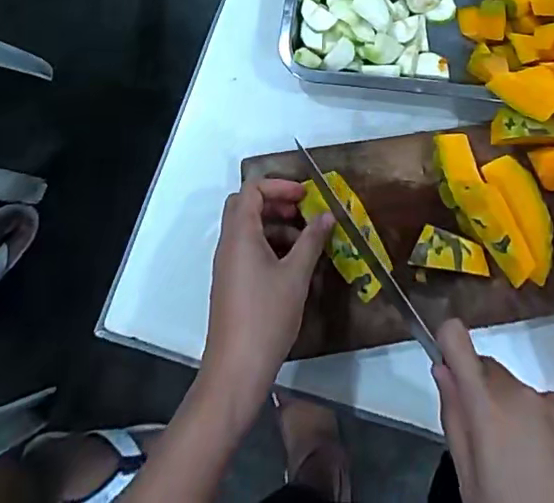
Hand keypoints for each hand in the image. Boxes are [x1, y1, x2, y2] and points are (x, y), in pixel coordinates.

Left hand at [201, 179, 332, 410]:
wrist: (236, 368)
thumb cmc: (267, 316)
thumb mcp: (296, 276)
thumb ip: (311, 241)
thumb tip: (326, 215)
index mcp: (240, 234)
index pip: (252, 190)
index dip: (279, 186)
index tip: (305, 195)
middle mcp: (228, 243)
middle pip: (246, 205)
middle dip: (275, 202)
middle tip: (303, 212)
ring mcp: (227, 264)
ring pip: (247, 228)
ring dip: (275, 226)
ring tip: (306, 241)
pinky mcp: (231, 282)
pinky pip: (248, 249)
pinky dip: (269, 245)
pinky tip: (293, 265)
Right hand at [432, 318, 553, 502]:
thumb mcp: (470, 484)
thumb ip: (454, 420)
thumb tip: (443, 372)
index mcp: (488, 407)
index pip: (456, 339)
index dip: (448, 344)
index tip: (447, 358)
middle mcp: (524, 394)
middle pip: (492, 374)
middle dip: (487, 398)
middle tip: (494, 448)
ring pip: (526, 397)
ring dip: (523, 420)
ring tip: (534, 469)